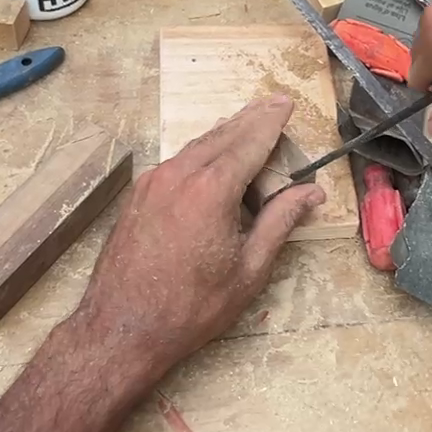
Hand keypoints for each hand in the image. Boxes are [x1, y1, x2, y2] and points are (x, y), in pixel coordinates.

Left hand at [74, 95, 325, 382]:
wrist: (120, 329)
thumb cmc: (190, 308)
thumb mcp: (248, 270)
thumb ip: (279, 222)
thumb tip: (312, 192)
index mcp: (212, 189)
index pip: (250, 142)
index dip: (271, 121)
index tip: (287, 103)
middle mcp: (180, 174)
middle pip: (223, 134)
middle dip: (251, 117)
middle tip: (273, 102)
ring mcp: (154, 181)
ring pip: (197, 145)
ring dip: (226, 131)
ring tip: (248, 121)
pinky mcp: (139, 193)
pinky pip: (178, 160)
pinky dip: (202, 150)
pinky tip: (211, 154)